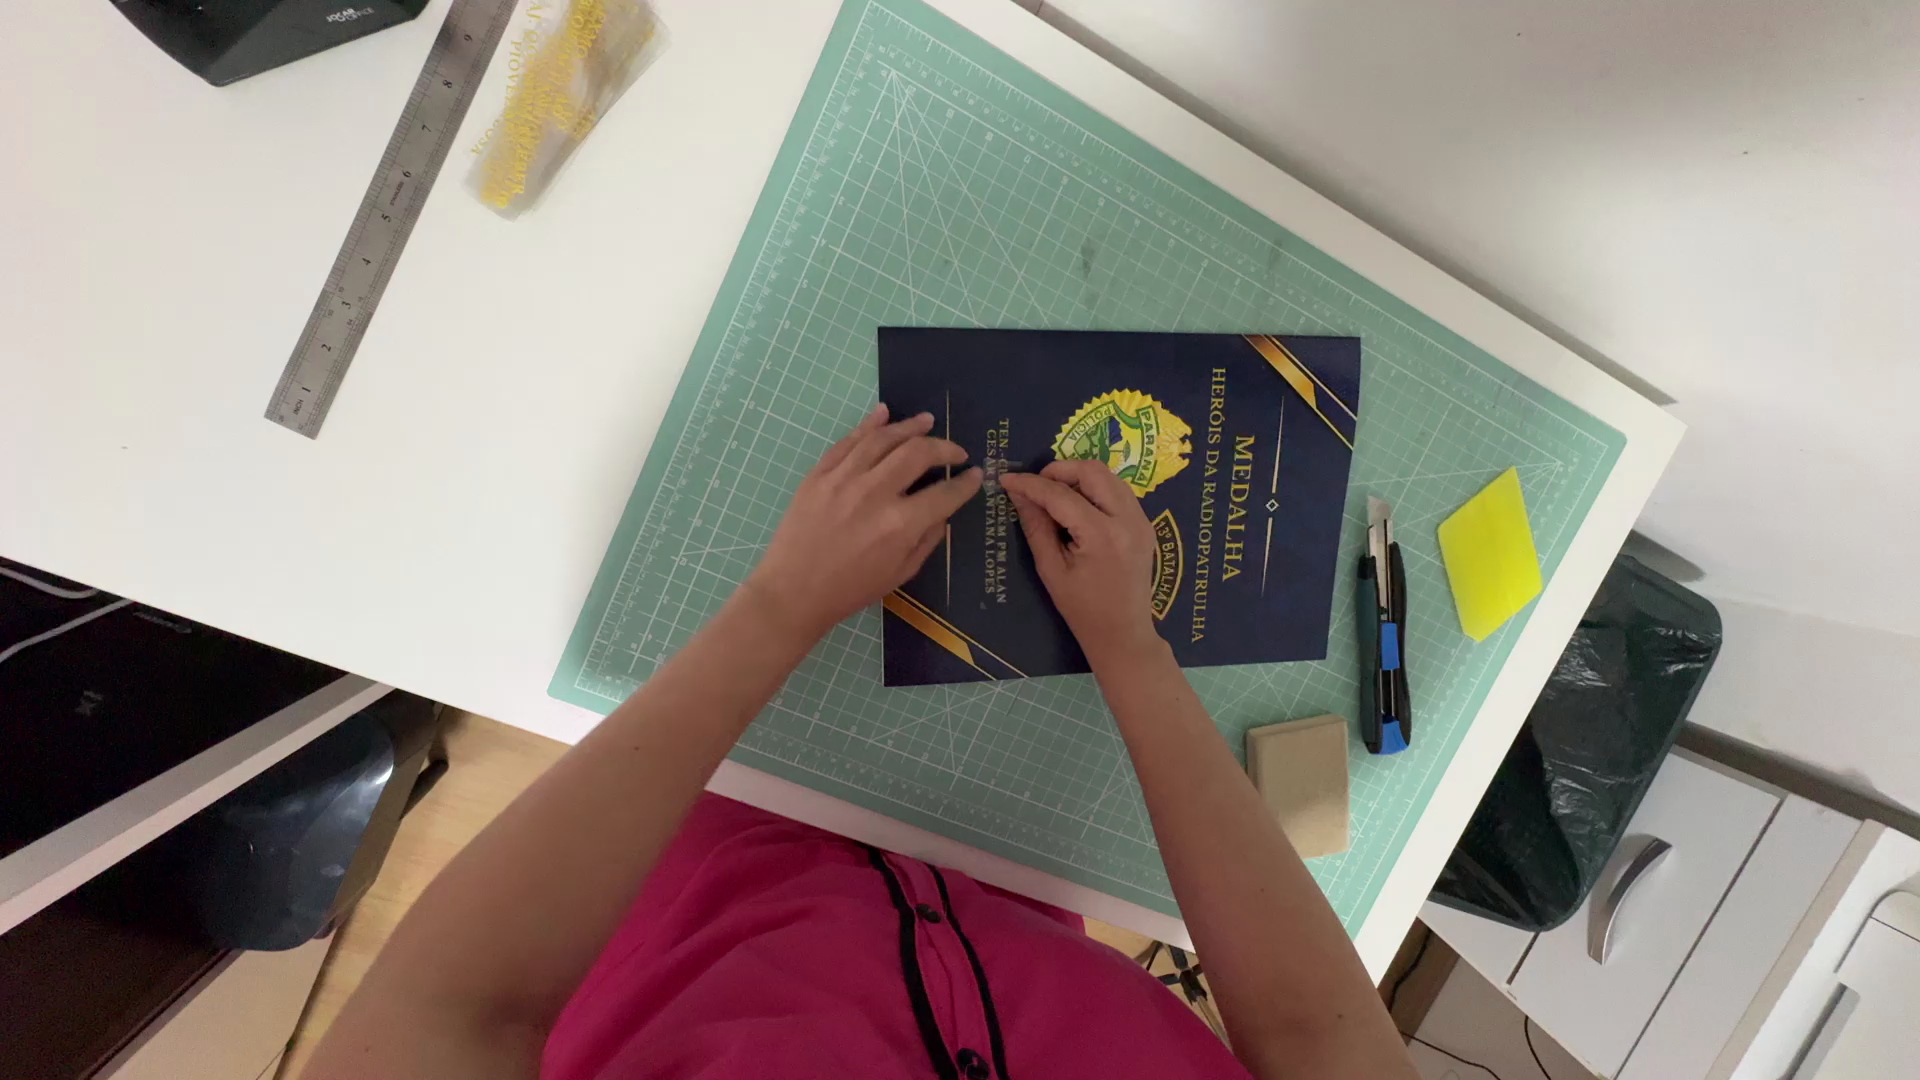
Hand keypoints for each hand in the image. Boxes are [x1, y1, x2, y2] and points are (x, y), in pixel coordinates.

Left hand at [745, 405, 982, 638]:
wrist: (794, 590)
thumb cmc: (851, 589)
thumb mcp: (900, 573)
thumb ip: (927, 539)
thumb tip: (942, 512)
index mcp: (900, 525)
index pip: (945, 495)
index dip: (966, 483)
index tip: (976, 475)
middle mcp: (875, 494)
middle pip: (918, 454)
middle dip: (944, 448)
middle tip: (955, 451)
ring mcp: (844, 479)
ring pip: (884, 439)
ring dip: (910, 427)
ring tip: (927, 421)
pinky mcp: (820, 474)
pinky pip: (849, 441)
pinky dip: (869, 424)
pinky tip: (885, 414)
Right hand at [1000, 460, 1164, 666]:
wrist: (1123, 633)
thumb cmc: (1082, 609)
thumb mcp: (1051, 569)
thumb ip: (1036, 526)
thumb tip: (1018, 493)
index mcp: (1102, 536)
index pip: (1060, 495)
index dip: (1030, 484)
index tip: (1007, 479)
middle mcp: (1128, 520)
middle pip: (1092, 471)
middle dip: (1059, 471)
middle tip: (1036, 486)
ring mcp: (1141, 520)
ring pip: (1108, 476)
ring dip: (1079, 478)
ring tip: (1054, 495)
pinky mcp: (1145, 524)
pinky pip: (1118, 491)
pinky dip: (1095, 490)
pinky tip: (1078, 507)